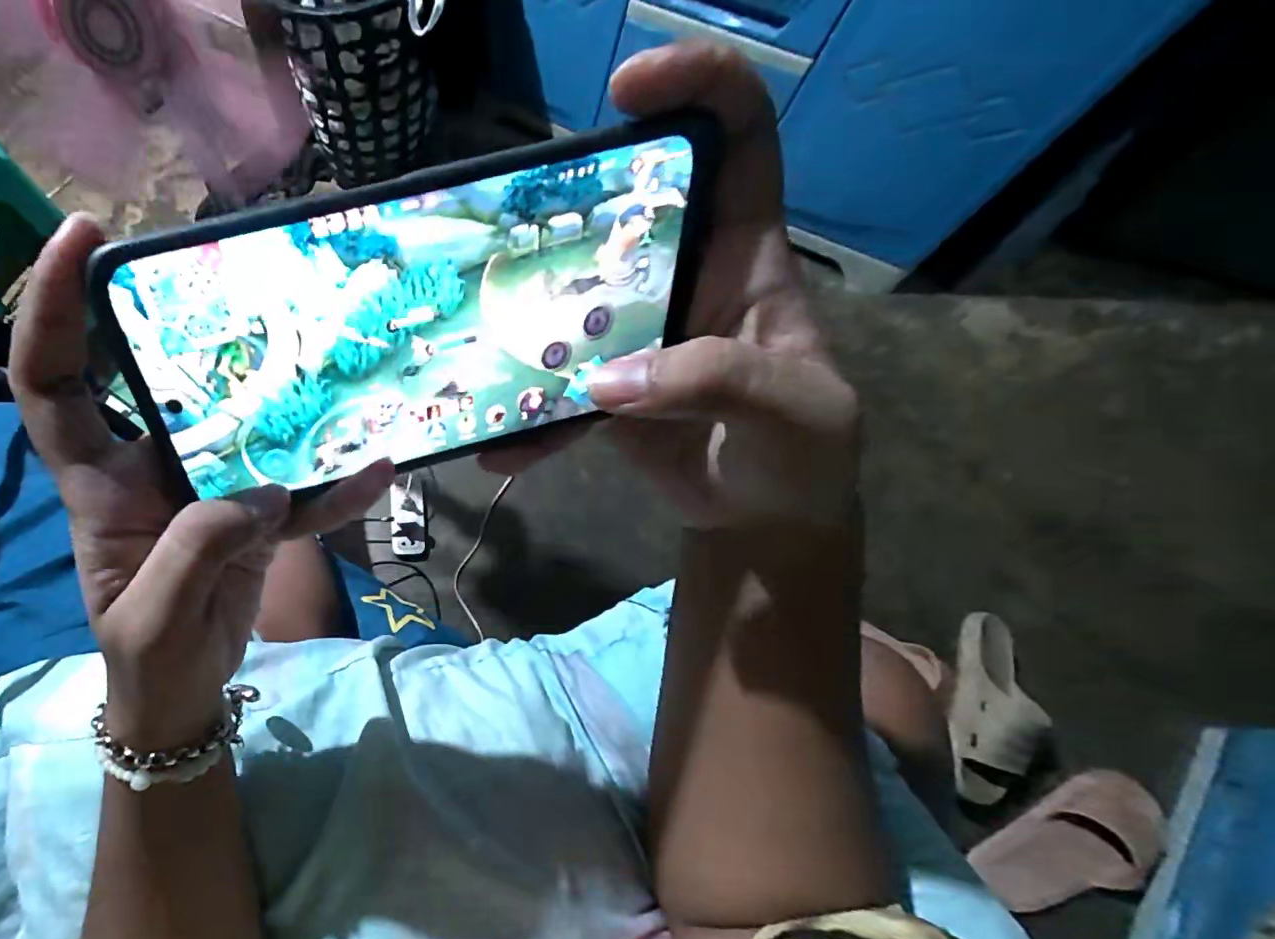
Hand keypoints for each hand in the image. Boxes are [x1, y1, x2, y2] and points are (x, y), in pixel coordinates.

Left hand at [10, 214, 392, 742]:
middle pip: (165, 383)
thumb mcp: (152, 617)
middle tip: (242, 282)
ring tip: (331, 360)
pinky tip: (376, 472)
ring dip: (285, 402)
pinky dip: (335, 489)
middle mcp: (153, 471)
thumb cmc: (149, 660)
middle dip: (194, 329)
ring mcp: (211, 492)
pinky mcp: (257, 520)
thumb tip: (260, 492)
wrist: (186, 696)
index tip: (80, 241)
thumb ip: (194, 551)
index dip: (53, 311)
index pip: (54, 384)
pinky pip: (300, 496)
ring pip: (246, 429)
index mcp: (100, 486)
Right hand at [478, 43, 856, 532]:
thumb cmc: (798, 454)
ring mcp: (635, 336)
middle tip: (507, 222)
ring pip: (570, 301)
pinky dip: (528, 422)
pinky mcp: (604, 390)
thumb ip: (716, 381)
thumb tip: (604, 381)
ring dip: (522, 318)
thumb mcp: (789, 411)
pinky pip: (555, 392)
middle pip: (623, 212)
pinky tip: (499, 450)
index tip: (627, 86)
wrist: (759, 516)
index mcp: (744, 258)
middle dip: (567, 204)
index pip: (737, 140)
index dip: (695, 89)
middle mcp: (681, 281)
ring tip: (476, 337)